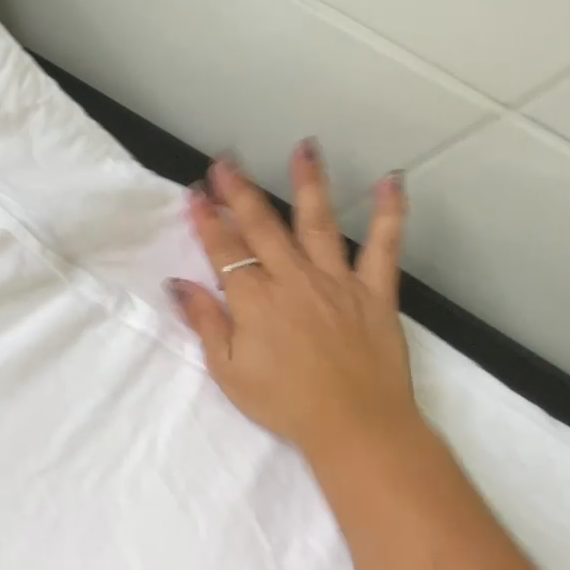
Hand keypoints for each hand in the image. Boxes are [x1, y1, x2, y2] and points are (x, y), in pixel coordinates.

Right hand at [168, 143, 424, 463]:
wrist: (354, 422)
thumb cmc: (281, 401)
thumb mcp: (227, 368)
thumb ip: (206, 321)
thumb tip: (179, 284)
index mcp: (254, 301)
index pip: (224, 250)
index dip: (207, 220)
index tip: (194, 194)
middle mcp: (294, 280)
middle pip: (263, 227)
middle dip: (241, 192)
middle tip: (226, 161)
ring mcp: (337, 281)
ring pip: (319, 223)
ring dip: (308, 183)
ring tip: (303, 148)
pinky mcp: (375, 291)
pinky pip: (385, 245)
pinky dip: (389, 211)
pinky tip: (390, 181)